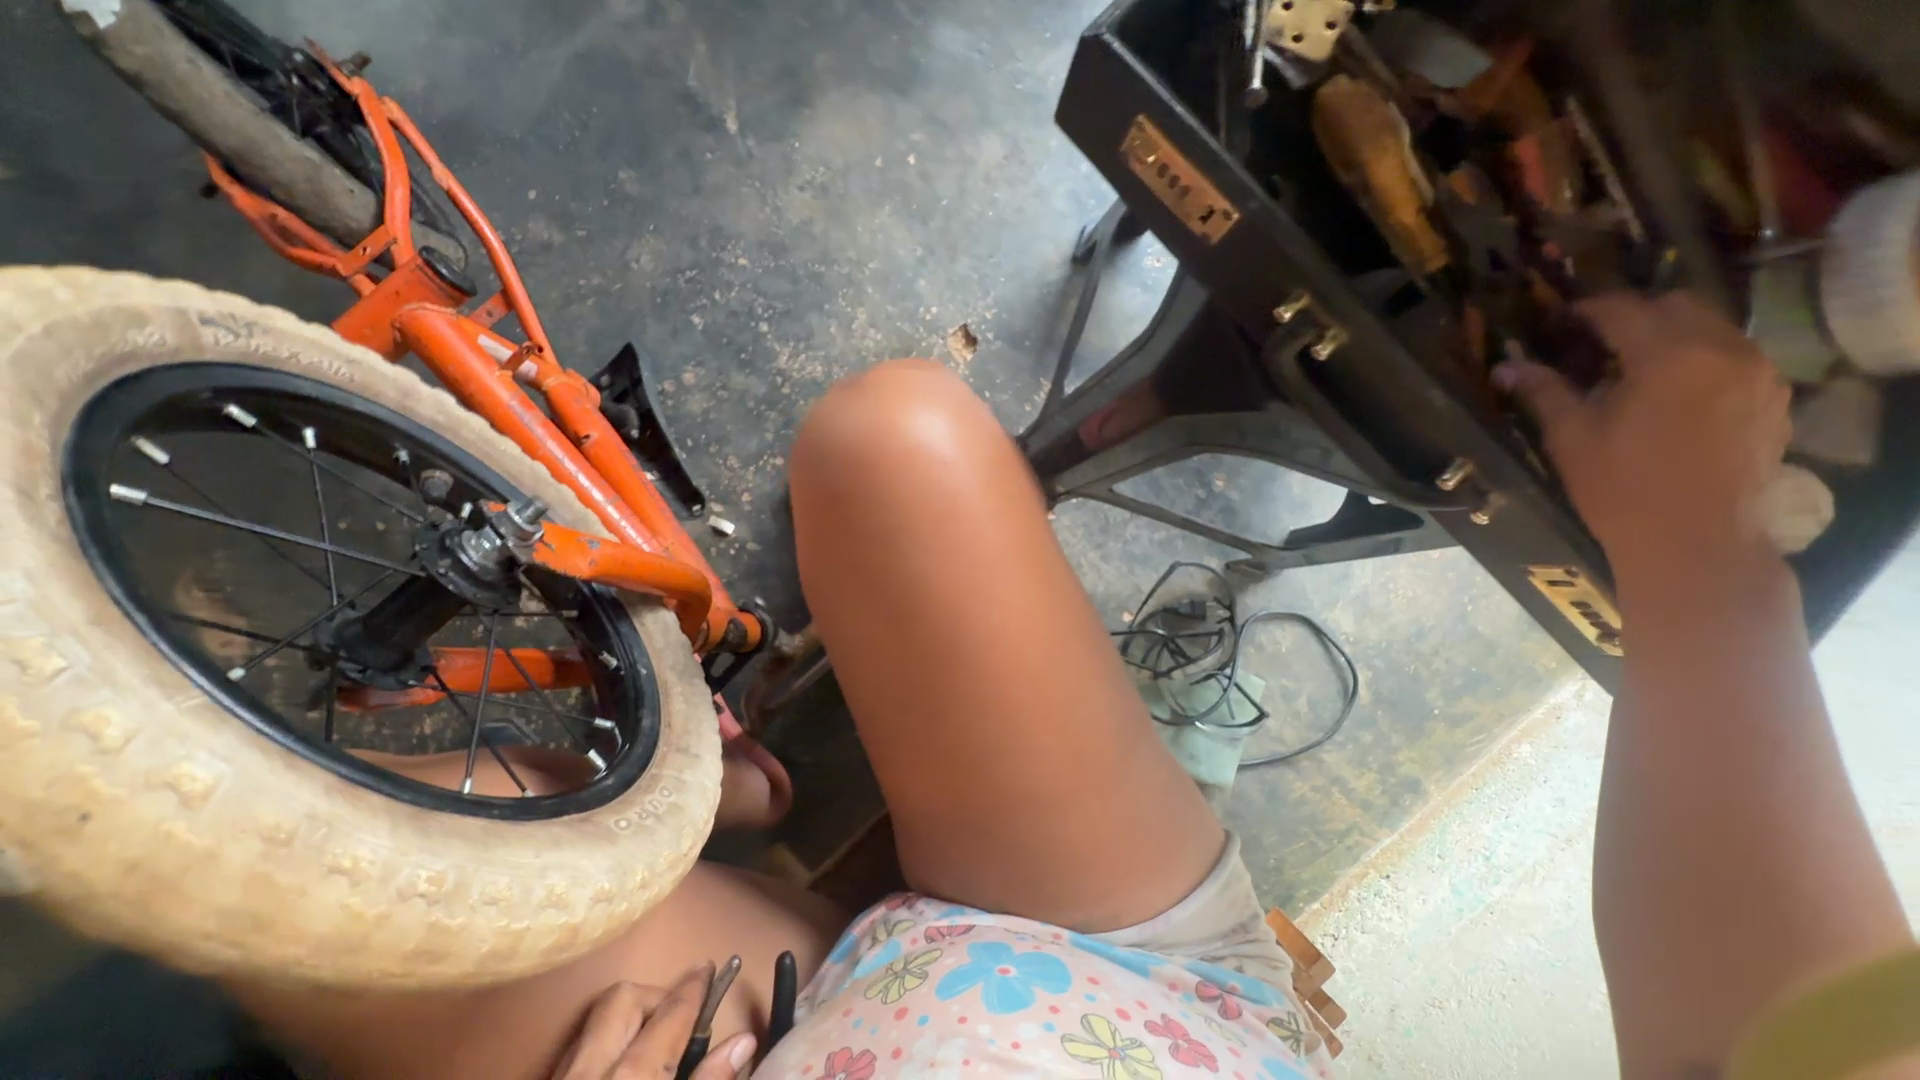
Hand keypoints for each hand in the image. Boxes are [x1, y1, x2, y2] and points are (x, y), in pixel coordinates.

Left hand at [550, 966, 754, 1079]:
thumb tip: (742, 1041)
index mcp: (635, 1075)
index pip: (673, 1012)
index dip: (696, 987)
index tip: (709, 969)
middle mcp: (592, 1069)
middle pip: (623, 997)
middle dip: (655, 996)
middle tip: (678, 1017)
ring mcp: (561, 1079)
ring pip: (594, 1022)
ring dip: (626, 1020)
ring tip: (650, 1044)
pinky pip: (574, 1052)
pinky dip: (600, 1048)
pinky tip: (614, 1073)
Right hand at [1494, 292, 1791, 573]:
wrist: (1696, 544)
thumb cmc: (1622, 490)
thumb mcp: (1571, 438)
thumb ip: (1543, 391)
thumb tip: (1505, 365)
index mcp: (1669, 355)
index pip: (1622, 309)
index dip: (1585, 310)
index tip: (1557, 322)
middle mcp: (1724, 350)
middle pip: (1676, 306)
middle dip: (1633, 315)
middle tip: (1595, 341)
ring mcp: (1758, 374)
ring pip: (1711, 328)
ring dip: (1670, 336)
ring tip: (1634, 367)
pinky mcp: (1773, 399)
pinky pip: (1734, 359)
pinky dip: (1700, 361)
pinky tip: (1672, 394)